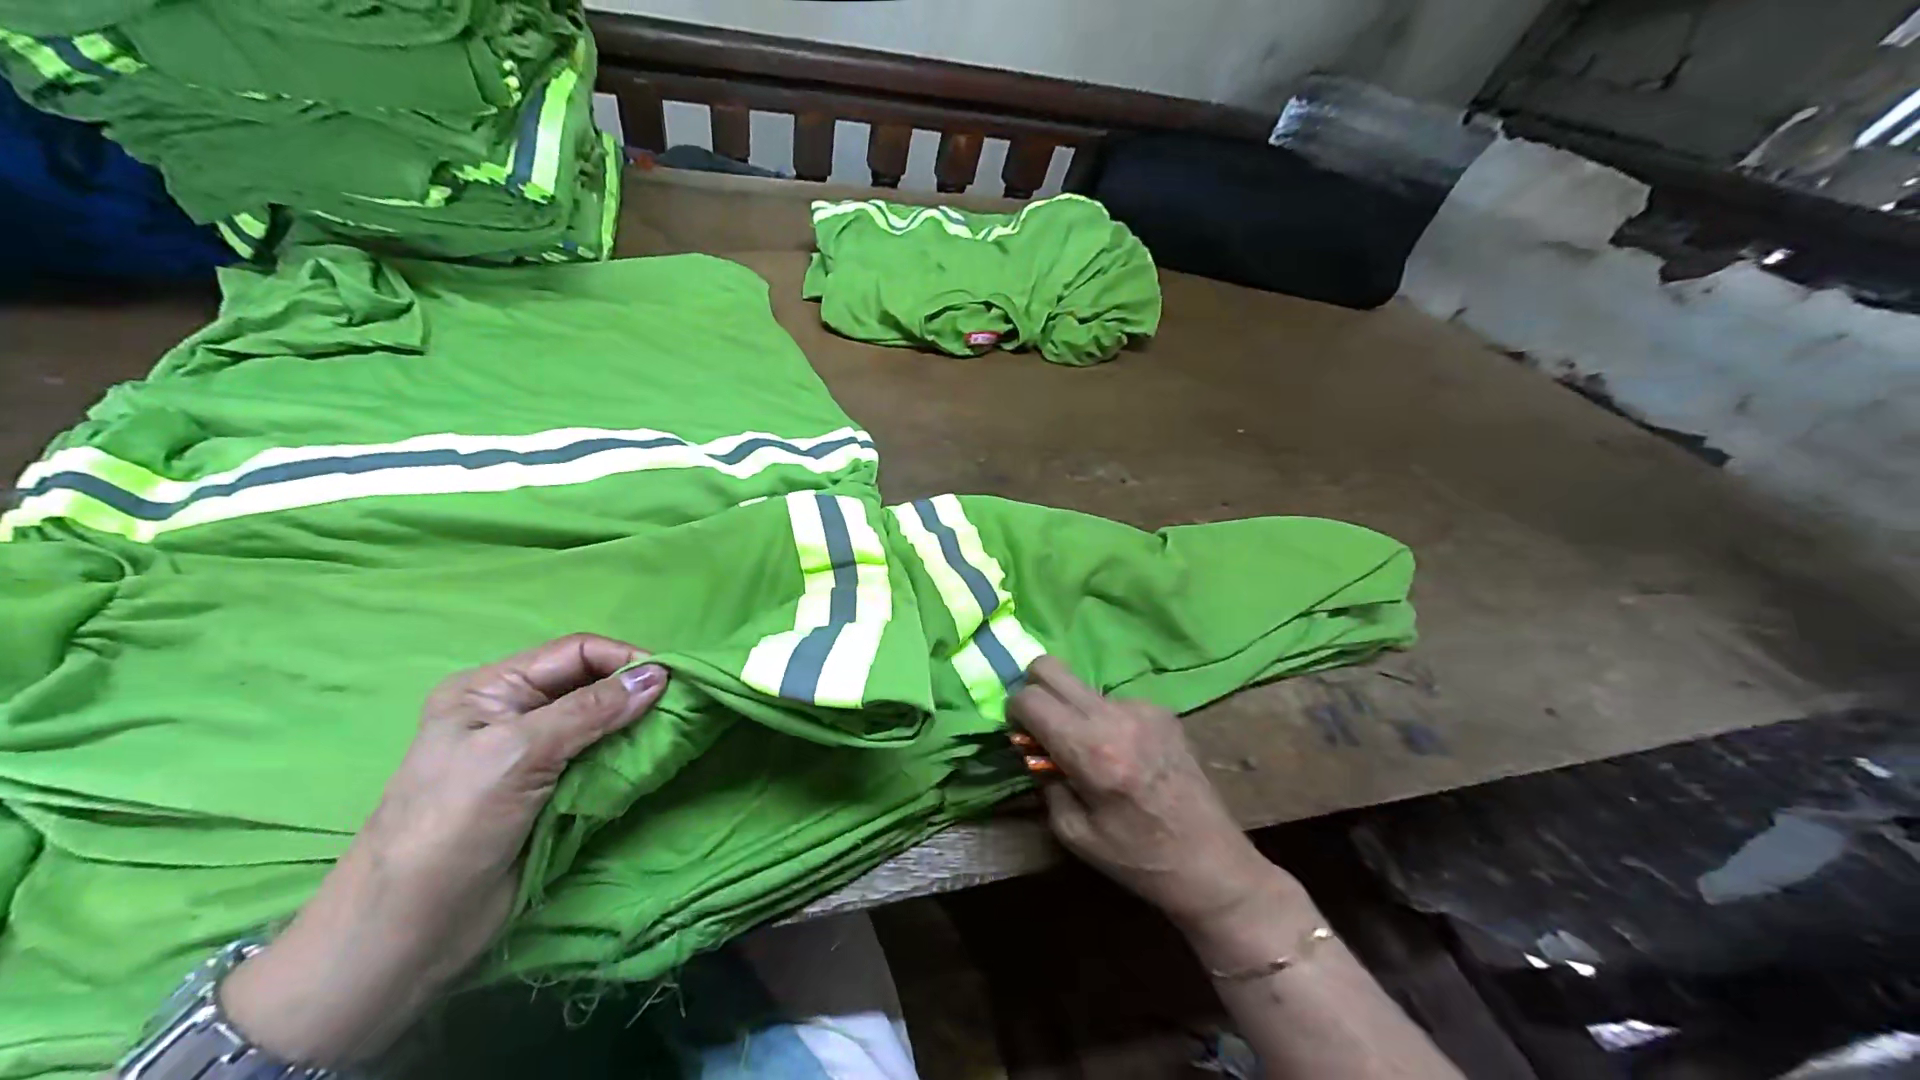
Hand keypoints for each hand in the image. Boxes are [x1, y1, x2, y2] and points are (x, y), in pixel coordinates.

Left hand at [221, 634, 668, 1066]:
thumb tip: (661, 674)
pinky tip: (654, 758)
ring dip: (637, 724)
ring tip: (675, 731)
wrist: (409, 932)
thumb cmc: (451, 826)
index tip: (673, 678)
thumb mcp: (517, 752)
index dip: (624, 659)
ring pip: (602, 722)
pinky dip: (630, 755)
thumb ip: (591, 710)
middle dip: (635, 690)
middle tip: (681, 706)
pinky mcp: (553, 791)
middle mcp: (515, 713)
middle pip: (591, 683)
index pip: (574, 653)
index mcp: (492, 689)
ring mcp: (535, 755)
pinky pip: (602, 758)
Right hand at [1009, 657, 1304, 933]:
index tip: (1019, 733)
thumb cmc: (1136, 858)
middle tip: (1039, 724)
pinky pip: (1113, 702)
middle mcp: (1115, 717)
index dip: (1014, 711)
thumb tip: (1030, 746)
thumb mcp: (1073, 832)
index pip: (1031, 698)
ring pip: (1083, 687)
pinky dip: (1104, 720)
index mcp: (1091, 751)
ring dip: (1073, 710)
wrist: (1210, 862)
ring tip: (1090, 752)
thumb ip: (1044, 780)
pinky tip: (1121, 754)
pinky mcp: (1162, 711)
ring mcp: (1142, 708)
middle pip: (1052, 667)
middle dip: (1034, 688)